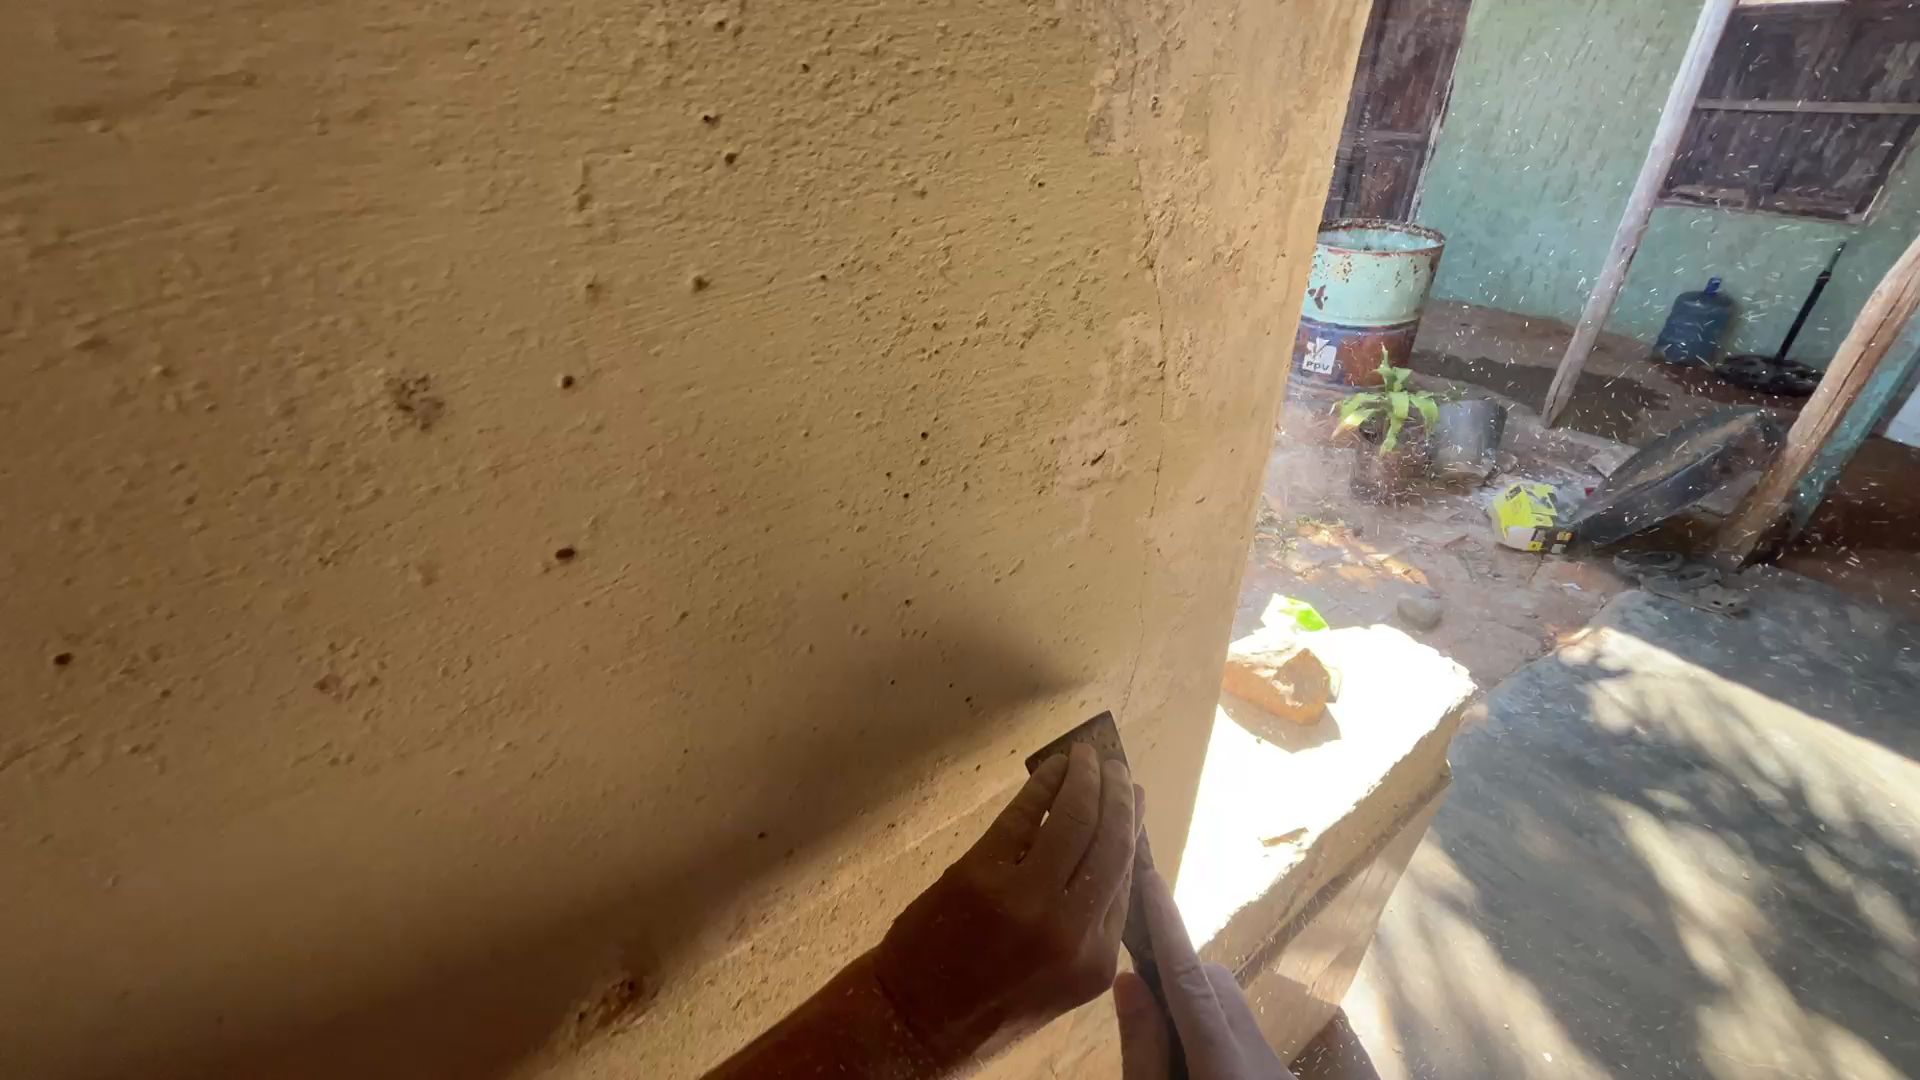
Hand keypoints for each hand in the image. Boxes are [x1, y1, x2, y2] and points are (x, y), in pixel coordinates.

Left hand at [873, 742, 1139, 1067]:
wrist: (916, 1021)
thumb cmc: (991, 1000)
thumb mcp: (1060, 978)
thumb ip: (1088, 921)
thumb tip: (1109, 849)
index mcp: (1095, 962)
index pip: (1128, 876)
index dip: (1133, 828)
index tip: (1136, 797)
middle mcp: (1070, 930)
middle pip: (1110, 842)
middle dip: (1119, 796)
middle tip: (1117, 766)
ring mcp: (1026, 899)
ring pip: (1074, 819)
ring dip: (1085, 778)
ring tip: (1088, 755)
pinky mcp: (982, 872)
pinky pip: (1024, 814)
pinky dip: (1043, 783)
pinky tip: (1053, 766)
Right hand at [1113, 867, 1295, 1079]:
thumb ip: (1143, 1048)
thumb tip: (1129, 979)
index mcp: (1223, 1066)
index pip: (1188, 978)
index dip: (1167, 926)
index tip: (1151, 878)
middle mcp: (1259, 1057)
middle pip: (1215, 984)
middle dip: (1177, 977)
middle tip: (1142, 1009)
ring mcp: (1278, 1068)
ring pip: (1231, 1007)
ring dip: (1195, 1009)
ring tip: (1168, 1051)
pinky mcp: (1282, 1078)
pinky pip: (1244, 1036)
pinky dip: (1215, 1036)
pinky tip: (1198, 1069)